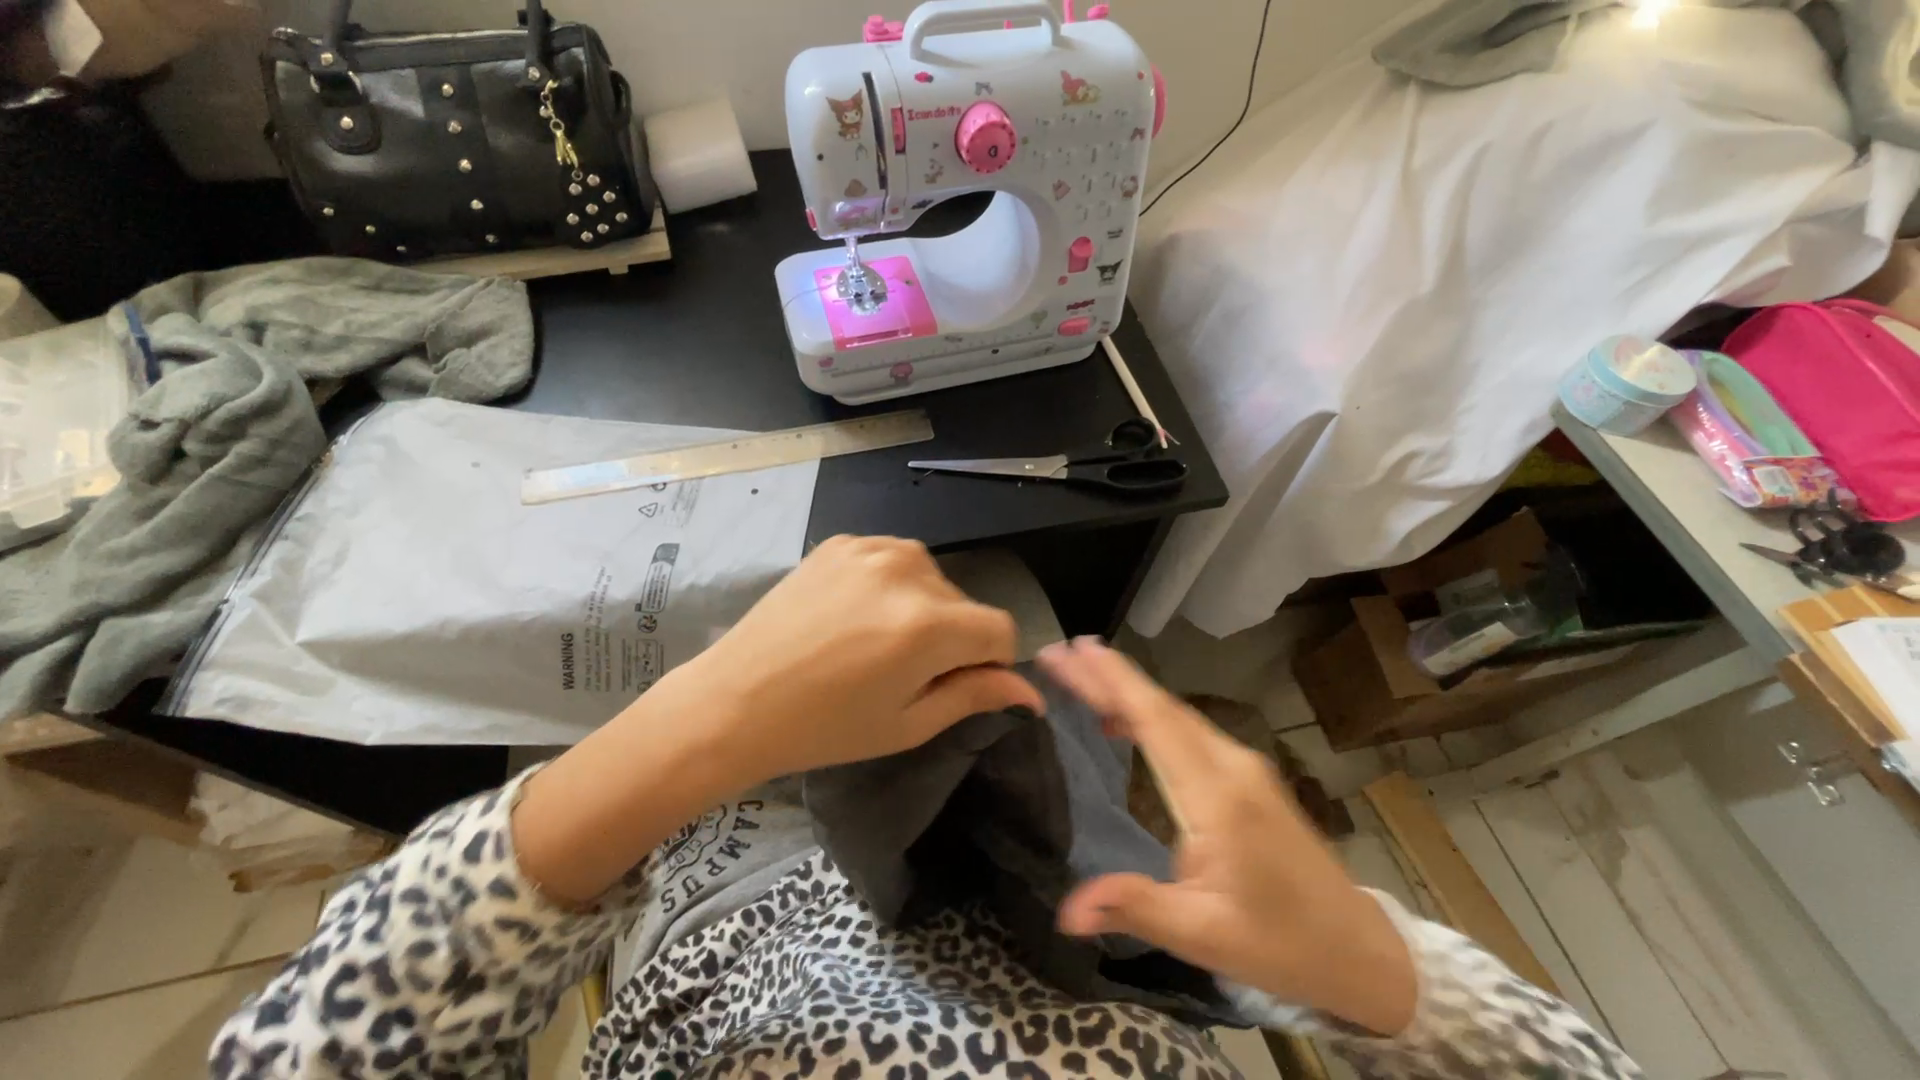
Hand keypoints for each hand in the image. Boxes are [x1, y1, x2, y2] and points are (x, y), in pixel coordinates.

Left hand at [678, 534, 1043, 783]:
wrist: (734, 700)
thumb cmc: (825, 728)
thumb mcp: (908, 723)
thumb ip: (976, 696)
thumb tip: (1032, 693)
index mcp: (929, 623)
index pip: (1001, 629)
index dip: (990, 663)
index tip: (955, 685)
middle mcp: (908, 570)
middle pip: (965, 605)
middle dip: (953, 639)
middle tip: (903, 675)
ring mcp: (871, 548)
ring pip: (932, 580)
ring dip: (923, 610)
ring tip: (874, 645)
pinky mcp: (842, 542)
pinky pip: (894, 561)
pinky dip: (890, 588)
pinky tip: (853, 618)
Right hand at [1039, 639, 1417, 1035]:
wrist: (1356, 948)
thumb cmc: (1278, 943)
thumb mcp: (1201, 935)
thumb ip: (1133, 908)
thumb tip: (1066, 911)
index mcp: (1218, 797)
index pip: (1156, 721)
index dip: (1112, 682)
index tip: (1075, 649)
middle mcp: (1233, 767)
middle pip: (1162, 709)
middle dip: (1109, 677)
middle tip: (1059, 654)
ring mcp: (1246, 769)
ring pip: (1178, 716)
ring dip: (1129, 693)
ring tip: (1081, 675)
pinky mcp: (1249, 779)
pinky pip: (1191, 732)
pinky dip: (1152, 716)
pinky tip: (1126, 724)